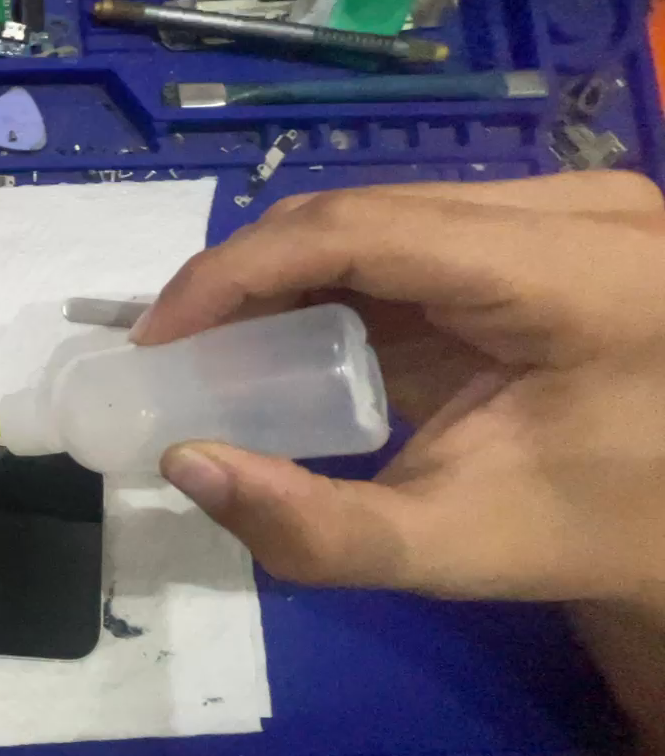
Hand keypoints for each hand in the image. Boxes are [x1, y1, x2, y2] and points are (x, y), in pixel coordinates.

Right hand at [133, 172, 664, 606]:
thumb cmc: (598, 532)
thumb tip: (180, 462)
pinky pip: (383, 233)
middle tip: (177, 352)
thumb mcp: (452, 549)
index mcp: (586, 278)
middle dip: (236, 280)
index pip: (358, 232)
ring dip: (265, 278)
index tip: (157, 340)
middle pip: (346, 213)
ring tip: (219, 345)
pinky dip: (308, 280)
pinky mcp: (535, 225)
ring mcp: (562, 207)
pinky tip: (285, 332)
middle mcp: (578, 211)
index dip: (231, 275)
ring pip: (354, 215)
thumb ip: (313, 528)